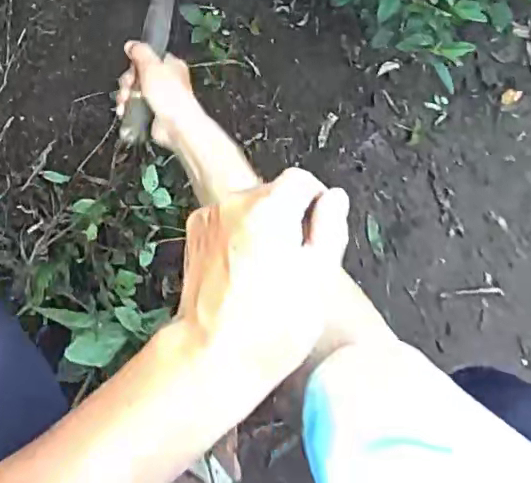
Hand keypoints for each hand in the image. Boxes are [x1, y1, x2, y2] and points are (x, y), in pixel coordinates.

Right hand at [114, 40, 202, 146]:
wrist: (175, 126)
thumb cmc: (170, 96)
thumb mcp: (151, 65)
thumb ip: (140, 51)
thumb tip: (131, 44)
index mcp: (170, 65)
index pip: (147, 57)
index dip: (135, 63)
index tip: (131, 68)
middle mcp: (166, 81)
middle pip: (137, 75)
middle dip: (128, 82)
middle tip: (129, 87)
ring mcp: (159, 98)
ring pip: (133, 91)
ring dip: (125, 96)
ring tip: (126, 101)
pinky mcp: (152, 112)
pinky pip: (134, 106)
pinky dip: (127, 108)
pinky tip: (126, 110)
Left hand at [171, 168, 351, 392]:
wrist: (213, 352)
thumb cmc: (271, 326)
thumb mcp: (319, 279)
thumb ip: (330, 228)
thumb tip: (335, 198)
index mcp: (269, 208)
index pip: (300, 179)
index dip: (316, 200)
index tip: (321, 224)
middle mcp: (235, 202)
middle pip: (272, 193)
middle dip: (288, 217)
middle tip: (297, 261)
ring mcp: (211, 215)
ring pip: (248, 208)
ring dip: (261, 227)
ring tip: (267, 274)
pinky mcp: (195, 231)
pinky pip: (225, 221)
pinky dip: (237, 236)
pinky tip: (243, 272)